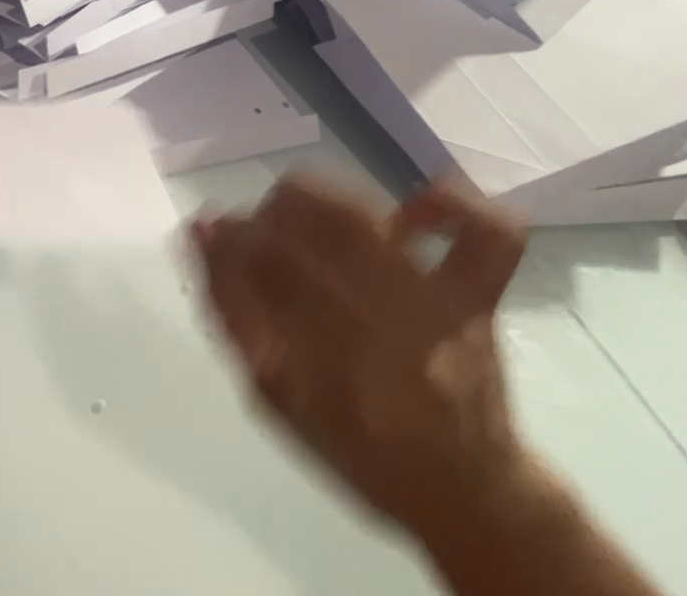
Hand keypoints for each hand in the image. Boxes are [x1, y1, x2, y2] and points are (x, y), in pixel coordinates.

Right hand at [194, 176, 536, 540]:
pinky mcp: (477, 298)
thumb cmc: (356, 447)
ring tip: (297, 209)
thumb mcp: (276, 400)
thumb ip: (232, 319)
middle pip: (301, 238)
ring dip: (314, 199)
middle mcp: (373, 331)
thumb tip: (199, 235)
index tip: (208, 229)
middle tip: (253, 227)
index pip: (255, 272)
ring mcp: (432, 307)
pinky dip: (452, 205)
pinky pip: (487, 237)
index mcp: (318, 367)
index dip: (226, 241)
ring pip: (364, 221)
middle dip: (263, 219)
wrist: (463, 488)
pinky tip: (413, 206)